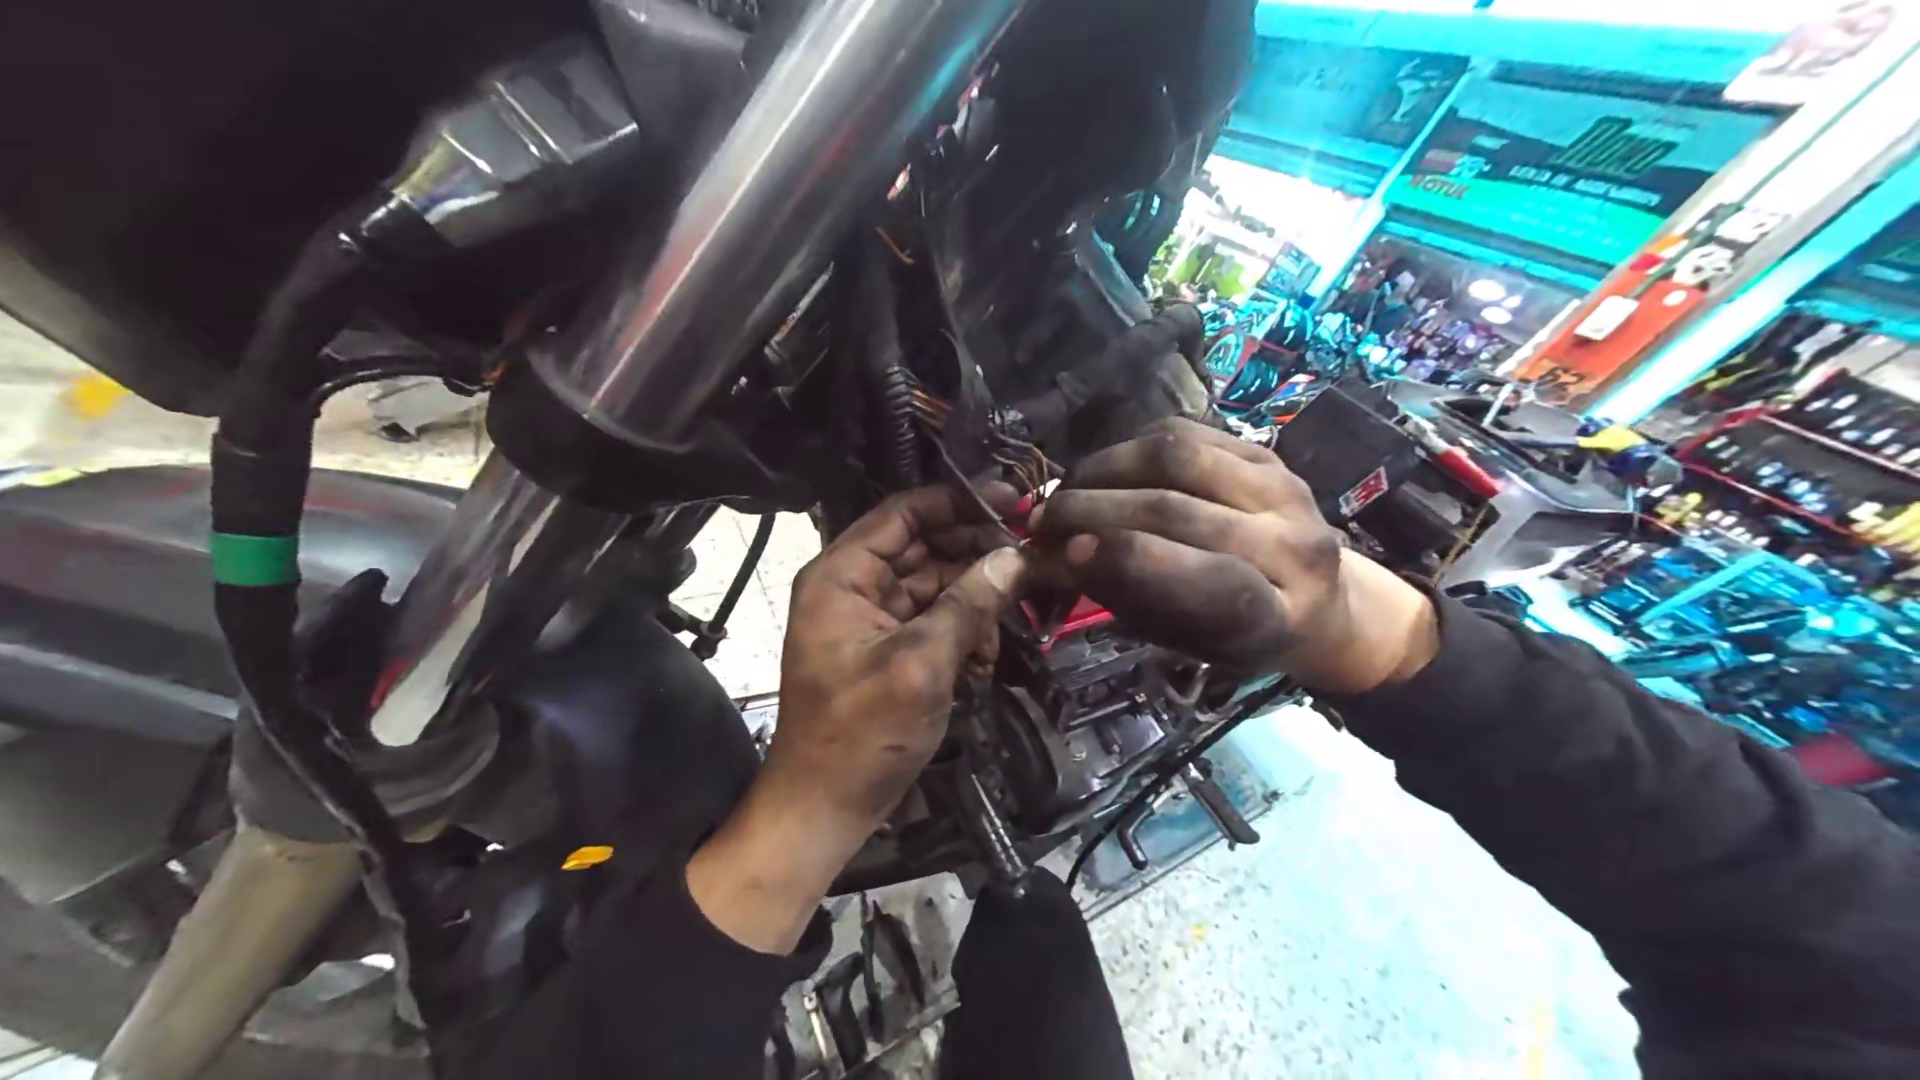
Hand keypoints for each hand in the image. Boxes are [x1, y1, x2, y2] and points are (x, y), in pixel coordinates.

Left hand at [688, 487, 1026, 952]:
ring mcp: (873, 619)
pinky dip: (963, 629)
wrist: (825, 808)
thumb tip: (1016, 556)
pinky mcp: (891, 649)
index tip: (1011, 502)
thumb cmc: (862, 733)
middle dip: (974, 552)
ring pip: (935, 584)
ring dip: (975, 597)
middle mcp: (855, 586)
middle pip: (924, 546)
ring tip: (1011, 614)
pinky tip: (985, 655)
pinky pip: (934, 620)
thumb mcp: (920, 662)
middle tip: (1027, 557)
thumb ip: (969, 603)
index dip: (957, 501)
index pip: (903, 513)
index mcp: (843, 575)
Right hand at [1028, 417, 1436, 694]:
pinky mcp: (1265, 453)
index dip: (1130, 560)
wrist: (1320, 599)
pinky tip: (1104, 471)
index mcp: (1278, 616)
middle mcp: (1293, 545)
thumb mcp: (1181, 639)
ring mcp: (1284, 489)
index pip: (1211, 579)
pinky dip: (1129, 448)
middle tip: (1040, 522)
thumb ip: (1123, 596)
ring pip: (1174, 456)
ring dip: (1102, 469)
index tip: (1065, 552)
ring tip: (1065, 490)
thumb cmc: (1237, 636)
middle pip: (1175, 508)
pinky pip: (1183, 433)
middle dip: (1090, 510)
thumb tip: (1051, 556)